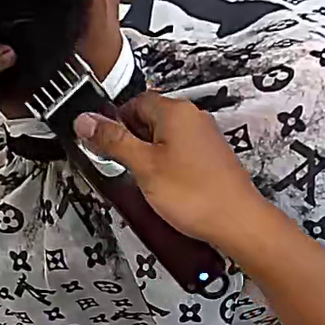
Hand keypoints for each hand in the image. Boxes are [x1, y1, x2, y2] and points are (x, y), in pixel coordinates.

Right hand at [74, 92, 276, 249]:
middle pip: (149, 121)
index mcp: (176, 112)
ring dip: (151, 160)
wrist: (238, 223)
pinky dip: (170, 171)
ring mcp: (206, 140)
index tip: (103, 142)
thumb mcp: (144, 167)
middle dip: (133, 144)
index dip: (114, 122)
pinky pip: (182, 158)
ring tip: (148, 184)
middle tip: (125, 168)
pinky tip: (168, 192)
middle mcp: (194, 120)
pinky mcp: (213, 161)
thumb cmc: (198, 196)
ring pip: (166, 142)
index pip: (133, 102)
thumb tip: (86, 122)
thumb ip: (113, 142)